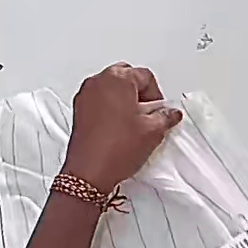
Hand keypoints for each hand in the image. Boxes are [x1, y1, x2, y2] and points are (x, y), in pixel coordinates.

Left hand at [60, 64, 182, 191]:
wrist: (90, 172)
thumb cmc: (115, 148)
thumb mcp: (153, 131)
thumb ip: (166, 116)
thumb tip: (170, 113)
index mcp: (118, 78)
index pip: (145, 76)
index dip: (156, 94)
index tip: (159, 110)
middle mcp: (98, 82)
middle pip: (126, 76)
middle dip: (139, 92)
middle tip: (148, 113)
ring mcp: (85, 95)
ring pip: (111, 87)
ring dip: (124, 99)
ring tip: (134, 122)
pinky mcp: (78, 110)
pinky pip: (99, 100)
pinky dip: (110, 107)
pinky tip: (119, 127)